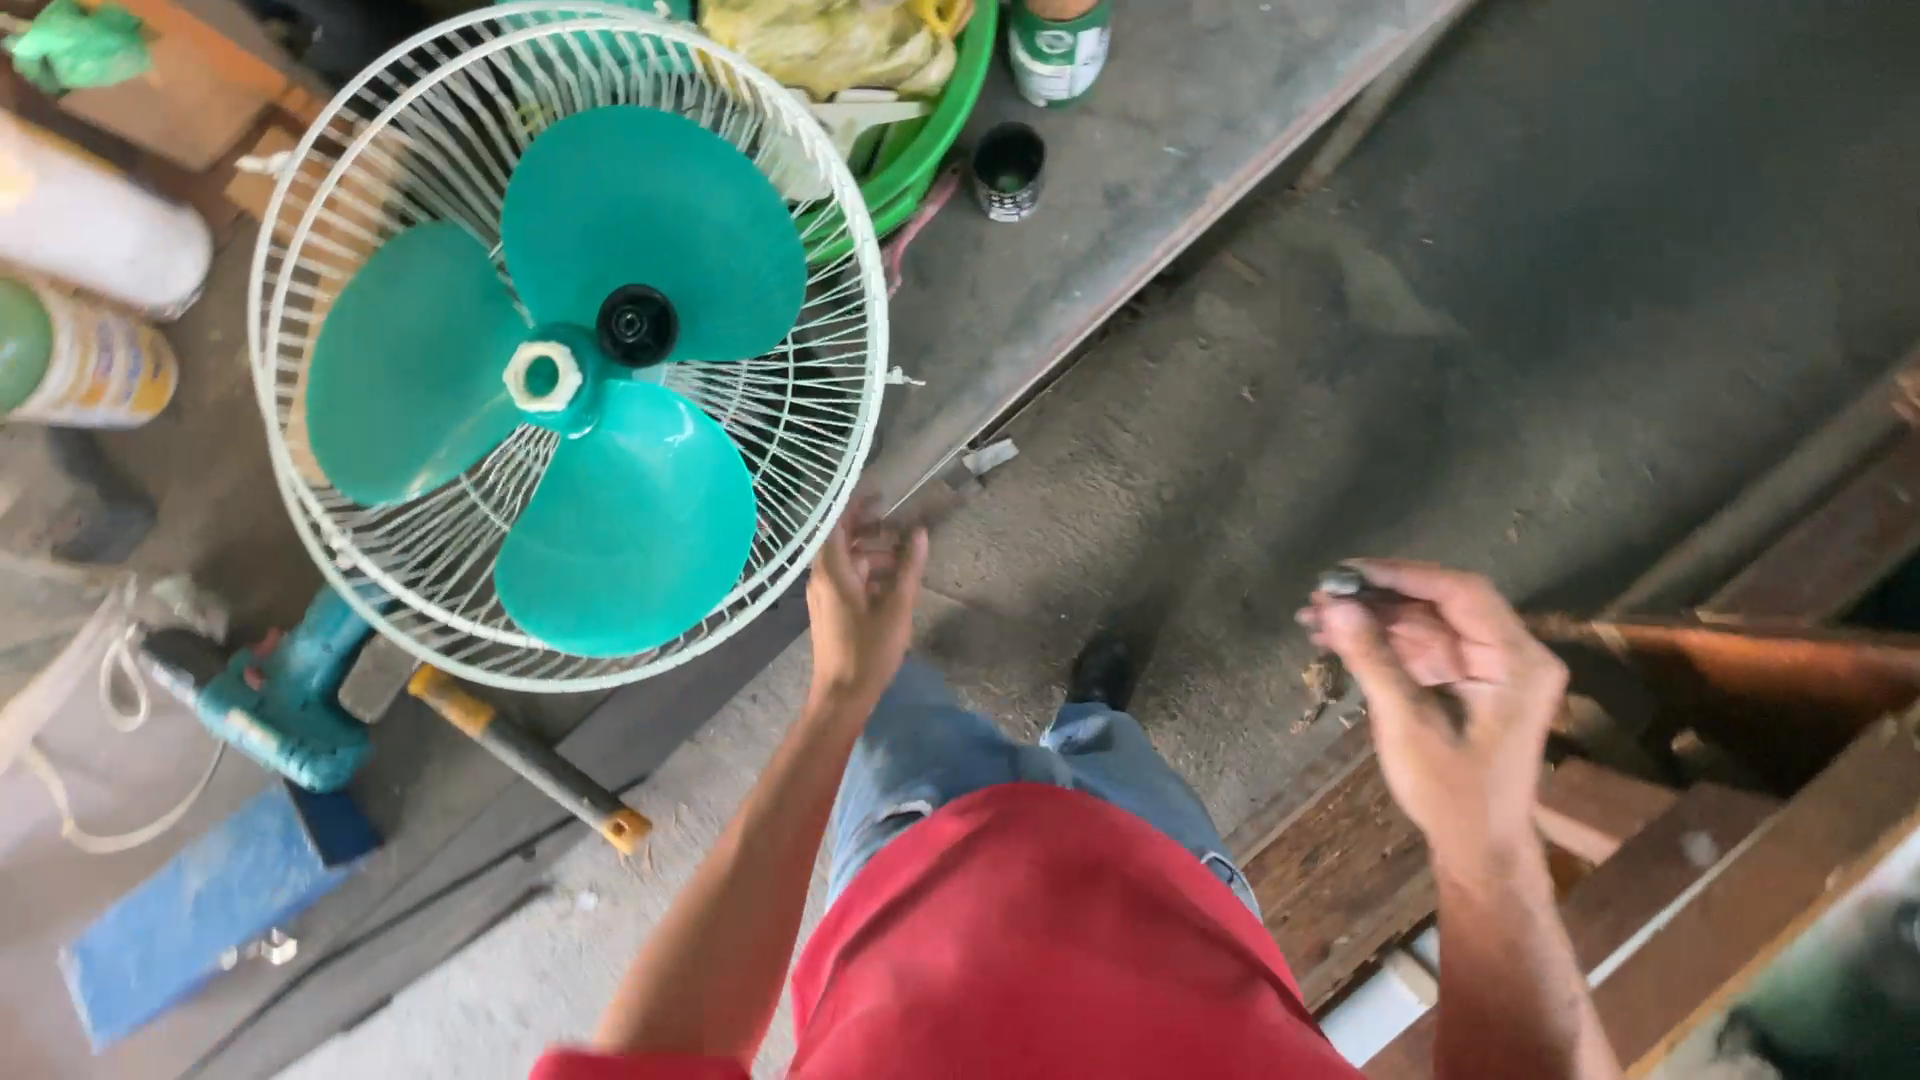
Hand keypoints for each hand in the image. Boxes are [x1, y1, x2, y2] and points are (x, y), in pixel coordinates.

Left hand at [806, 501, 928, 707]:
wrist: (842, 695)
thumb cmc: (868, 650)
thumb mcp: (896, 607)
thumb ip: (908, 567)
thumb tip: (919, 532)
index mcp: (832, 571)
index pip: (837, 524)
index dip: (856, 505)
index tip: (880, 495)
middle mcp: (822, 578)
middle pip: (843, 541)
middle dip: (871, 530)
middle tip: (900, 525)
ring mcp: (824, 596)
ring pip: (848, 563)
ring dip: (874, 554)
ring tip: (905, 557)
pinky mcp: (831, 612)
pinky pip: (848, 580)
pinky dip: (869, 574)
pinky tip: (893, 585)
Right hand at [1301, 560, 1565, 877]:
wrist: (1477, 845)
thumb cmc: (1452, 791)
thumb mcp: (1408, 723)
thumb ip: (1373, 658)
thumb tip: (1334, 605)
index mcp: (1516, 660)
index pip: (1460, 592)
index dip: (1401, 576)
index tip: (1347, 574)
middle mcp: (1509, 654)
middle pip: (1439, 603)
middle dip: (1378, 597)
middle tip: (1321, 595)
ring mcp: (1487, 667)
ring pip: (1423, 621)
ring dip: (1370, 618)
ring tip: (1314, 617)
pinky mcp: (1465, 680)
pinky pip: (1419, 646)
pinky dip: (1378, 641)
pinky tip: (1334, 639)